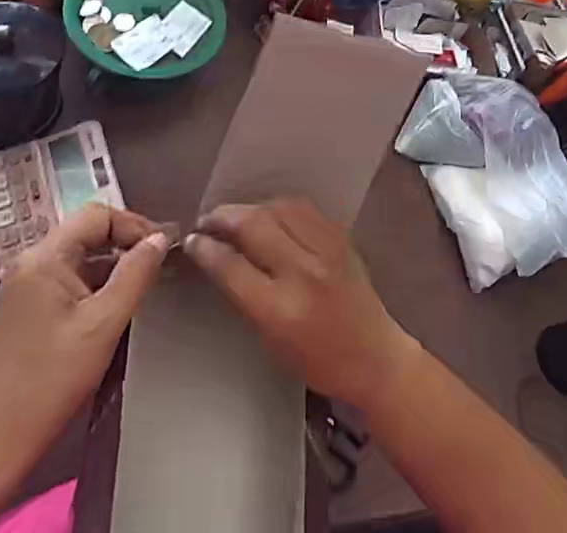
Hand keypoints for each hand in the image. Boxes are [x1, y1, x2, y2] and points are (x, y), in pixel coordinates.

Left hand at [0, 204, 171, 458]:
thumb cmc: (50, 380)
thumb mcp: (103, 324)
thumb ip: (135, 274)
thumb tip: (159, 240)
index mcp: (44, 257)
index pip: (97, 215)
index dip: (135, 224)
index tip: (164, 246)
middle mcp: (31, 262)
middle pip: (88, 232)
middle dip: (127, 241)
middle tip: (161, 261)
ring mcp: (27, 286)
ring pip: (81, 256)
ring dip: (114, 263)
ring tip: (147, 281)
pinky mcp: (29, 308)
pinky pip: (70, 278)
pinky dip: (98, 282)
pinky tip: (119, 302)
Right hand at [183, 197, 421, 405]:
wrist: (375, 356)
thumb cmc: (317, 360)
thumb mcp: (269, 339)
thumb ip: (243, 295)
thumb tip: (216, 257)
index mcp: (280, 309)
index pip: (230, 265)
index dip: (204, 248)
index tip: (191, 240)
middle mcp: (303, 272)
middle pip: (252, 225)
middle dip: (222, 217)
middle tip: (207, 222)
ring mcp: (326, 249)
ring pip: (277, 207)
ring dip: (249, 207)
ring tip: (234, 216)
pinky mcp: (341, 237)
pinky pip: (302, 207)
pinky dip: (278, 206)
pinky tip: (267, 214)